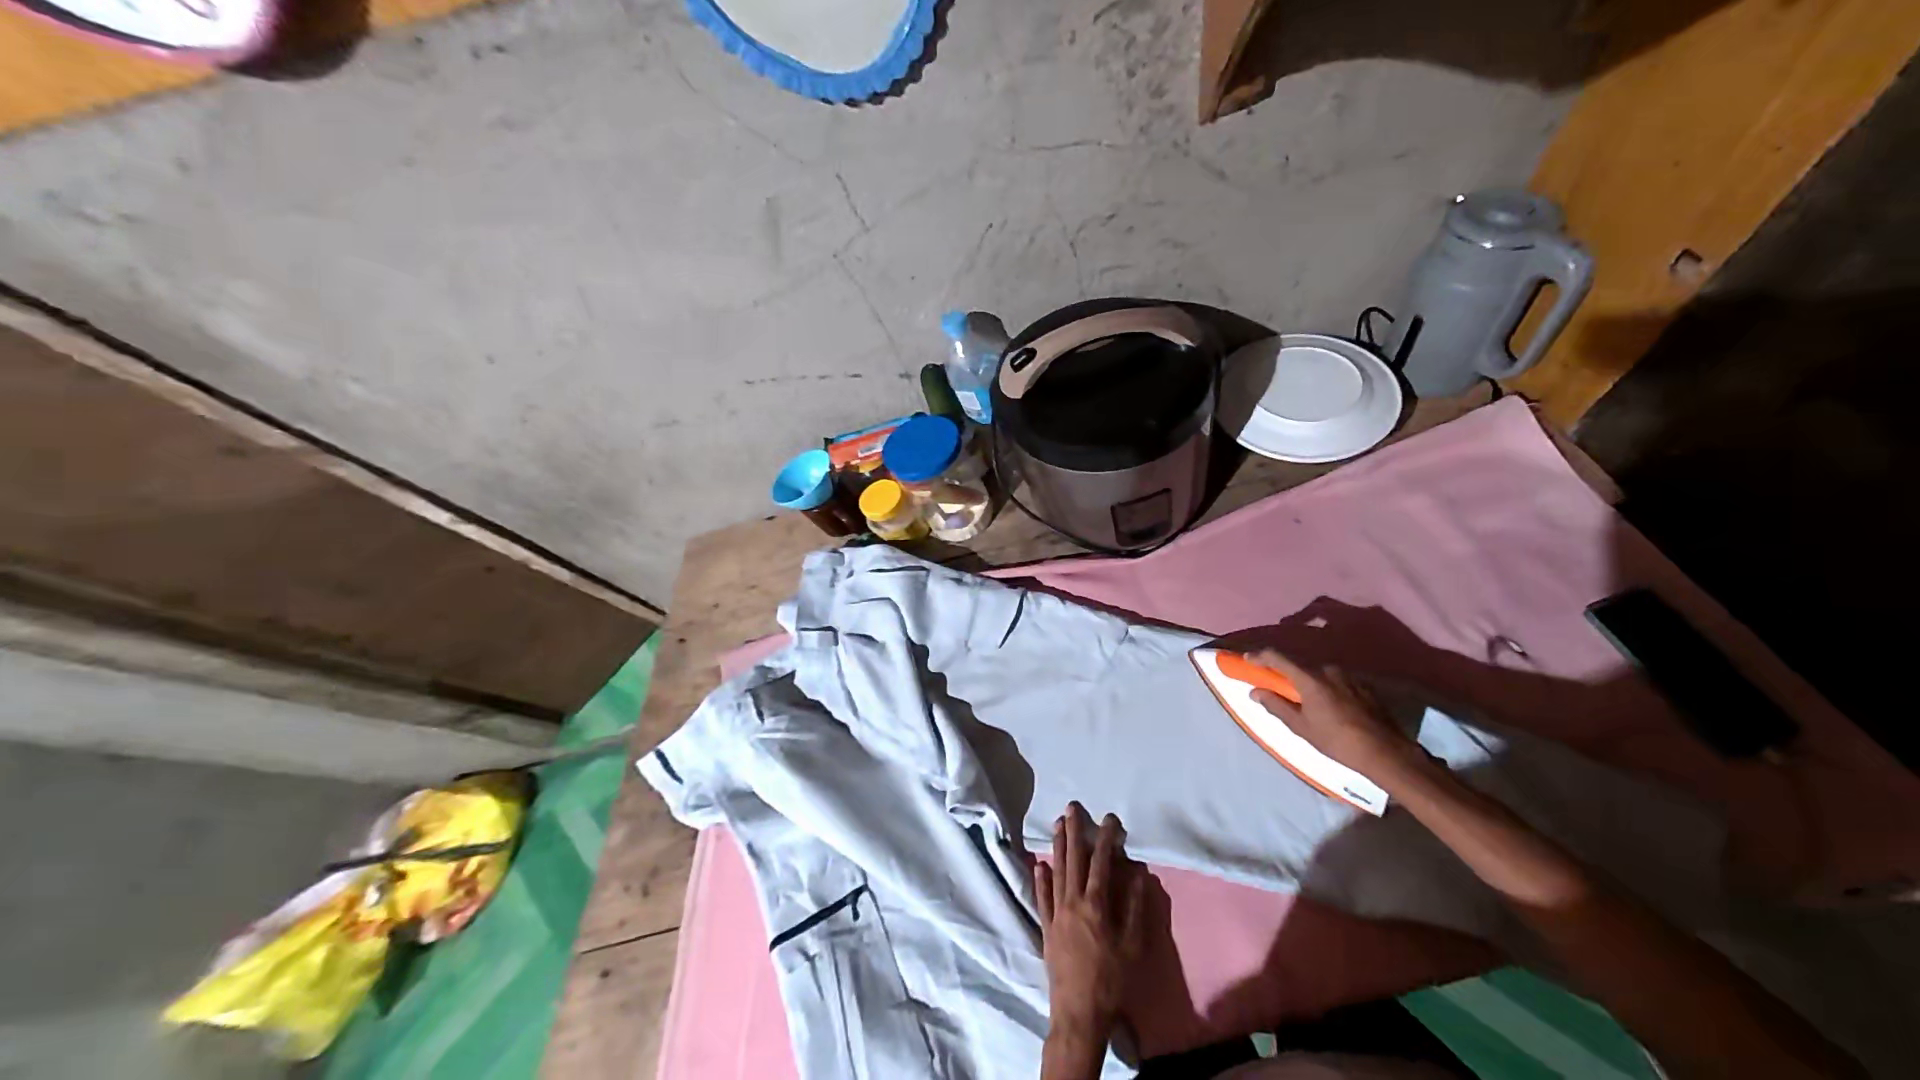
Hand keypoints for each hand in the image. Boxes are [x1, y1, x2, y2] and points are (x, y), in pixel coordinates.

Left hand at [1035, 802, 1144, 1072]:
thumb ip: (1134, 908)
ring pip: (1056, 872)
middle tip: (1072, 807)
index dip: (1105, 838)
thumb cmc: (1111, 981)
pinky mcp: (1045, 928)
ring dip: (1057, 847)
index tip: (1109, 818)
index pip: (1100, 863)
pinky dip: (1041, 880)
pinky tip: (1040, 865)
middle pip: (1073, 860)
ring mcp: (1056, 914)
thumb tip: (1137, 874)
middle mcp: (1072, 903)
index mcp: (1095, 905)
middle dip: (1073, 832)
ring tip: (1056, 824)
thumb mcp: (1132, 947)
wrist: (1079, 1013)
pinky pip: (1042, 898)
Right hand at [1245, 649, 1416, 777]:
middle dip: (1283, 671)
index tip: (1246, 659)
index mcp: (1310, 678)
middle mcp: (1329, 670)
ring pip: (1318, 672)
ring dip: (1305, 679)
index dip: (1260, 656)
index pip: (1278, 658)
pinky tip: (1326, 704)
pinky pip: (1334, 680)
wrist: (1386, 752)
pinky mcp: (1363, 686)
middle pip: (1299, 664)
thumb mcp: (1301, 727)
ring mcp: (1349, 676)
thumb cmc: (1337, 741)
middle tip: (1273, 682)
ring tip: (1301, 697)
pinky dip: (1323, 686)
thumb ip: (1276, 705)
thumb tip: (1256, 692)